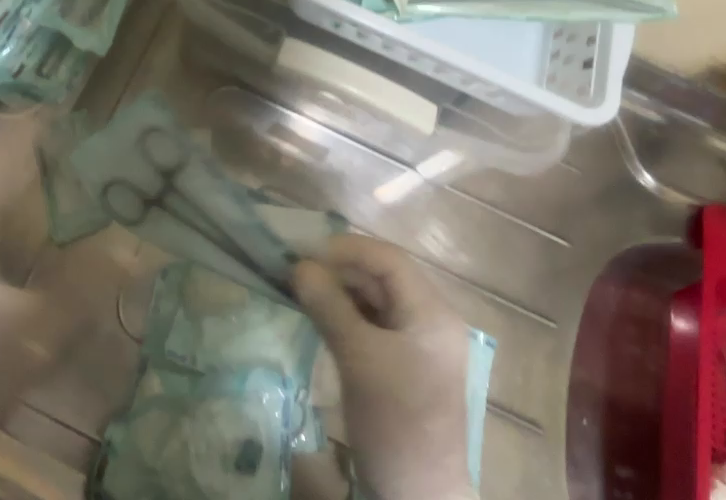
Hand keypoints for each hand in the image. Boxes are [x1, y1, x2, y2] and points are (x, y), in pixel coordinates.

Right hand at [292, 235, 474, 499]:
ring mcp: (418, 346)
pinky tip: (318, 318)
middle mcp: (430, 321)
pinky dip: (346, 318)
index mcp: (432, 312)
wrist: (417, 494)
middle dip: (339, 270)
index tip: (303, 252)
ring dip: (339, 294)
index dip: (346, 249)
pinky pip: (373, 328)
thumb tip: (299, 266)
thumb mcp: (359, 358)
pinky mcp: (403, 368)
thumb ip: (330, 307)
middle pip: (382, 279)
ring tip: (298, 291)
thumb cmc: (395, 420)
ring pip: (375, 303)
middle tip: (293, 271)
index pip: (389, 259)